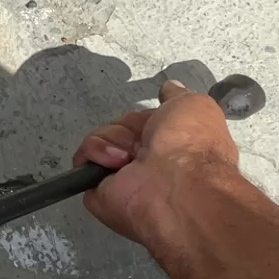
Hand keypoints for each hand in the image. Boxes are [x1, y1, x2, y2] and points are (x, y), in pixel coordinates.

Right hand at [72, 79, 238, 244]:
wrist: (177, 186)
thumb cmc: (191, 146)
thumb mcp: (196, 107)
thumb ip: (179, 96)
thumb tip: (170, 87)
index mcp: (169, 145)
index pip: (139, 121)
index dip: (142, 117)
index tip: (154, 121)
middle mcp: (146, 162)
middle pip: (114, 128)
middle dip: (123, 128)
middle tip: (141, 142)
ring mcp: (121, 178)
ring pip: (95, 142)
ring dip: (108, 142)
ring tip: (127, 157)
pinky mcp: (98, 191)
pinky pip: (82, 164)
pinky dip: (92, 157)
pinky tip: (113, 164)